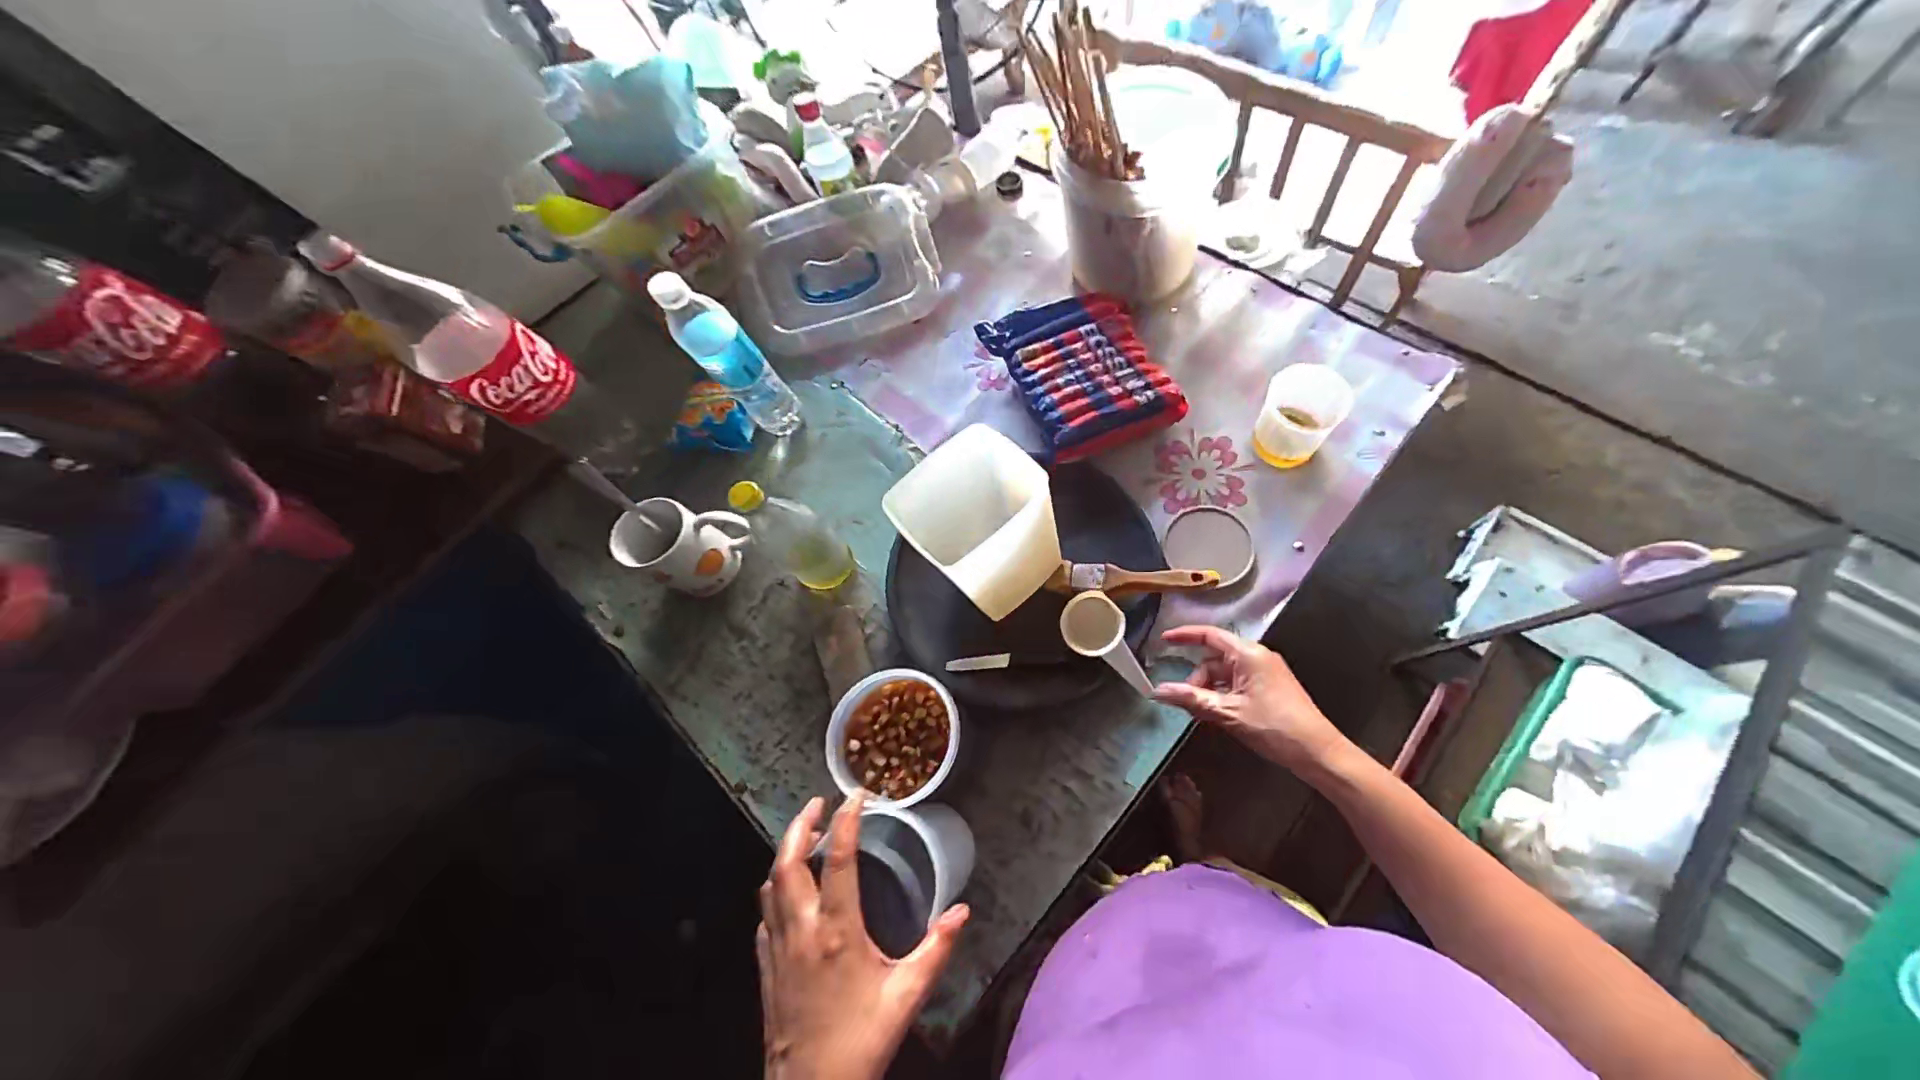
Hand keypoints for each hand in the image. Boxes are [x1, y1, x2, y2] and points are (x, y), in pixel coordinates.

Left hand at [757, 793, 968, 1079]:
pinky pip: (765, 916)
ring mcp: (778, 948)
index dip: (847, 822)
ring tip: (803, 839)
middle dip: (800, 826)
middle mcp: (801, 930)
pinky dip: (775, 892)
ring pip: (771, 885)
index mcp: (837, 931)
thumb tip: (962, 911)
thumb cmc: (862, 1041)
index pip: (839, 861)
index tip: (856, 796)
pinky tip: (789, 895)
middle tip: (817, 804)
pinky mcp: (765, 967)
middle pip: (788, 862)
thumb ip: (936, 950)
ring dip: (784, 855)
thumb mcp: (908, 997)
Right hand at [1152, 625, 1355, 775]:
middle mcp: (1257, 657)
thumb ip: (1191, 699)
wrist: (1318, 752)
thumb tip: (1157, 691)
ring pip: (1224, 674)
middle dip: (1197, 679)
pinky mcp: (1270, 687)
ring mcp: (1265, 672)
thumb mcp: (1228, 712)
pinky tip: (1218, 715)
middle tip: (1188, 704)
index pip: (1209, 635)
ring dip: (1209, 690)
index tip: (1163, 641)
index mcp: (1248, 654)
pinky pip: (1237, 683)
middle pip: (1214, 659)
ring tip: (1202, 715)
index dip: (1184, 636)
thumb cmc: (1274, 727)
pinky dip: (1222, 695)